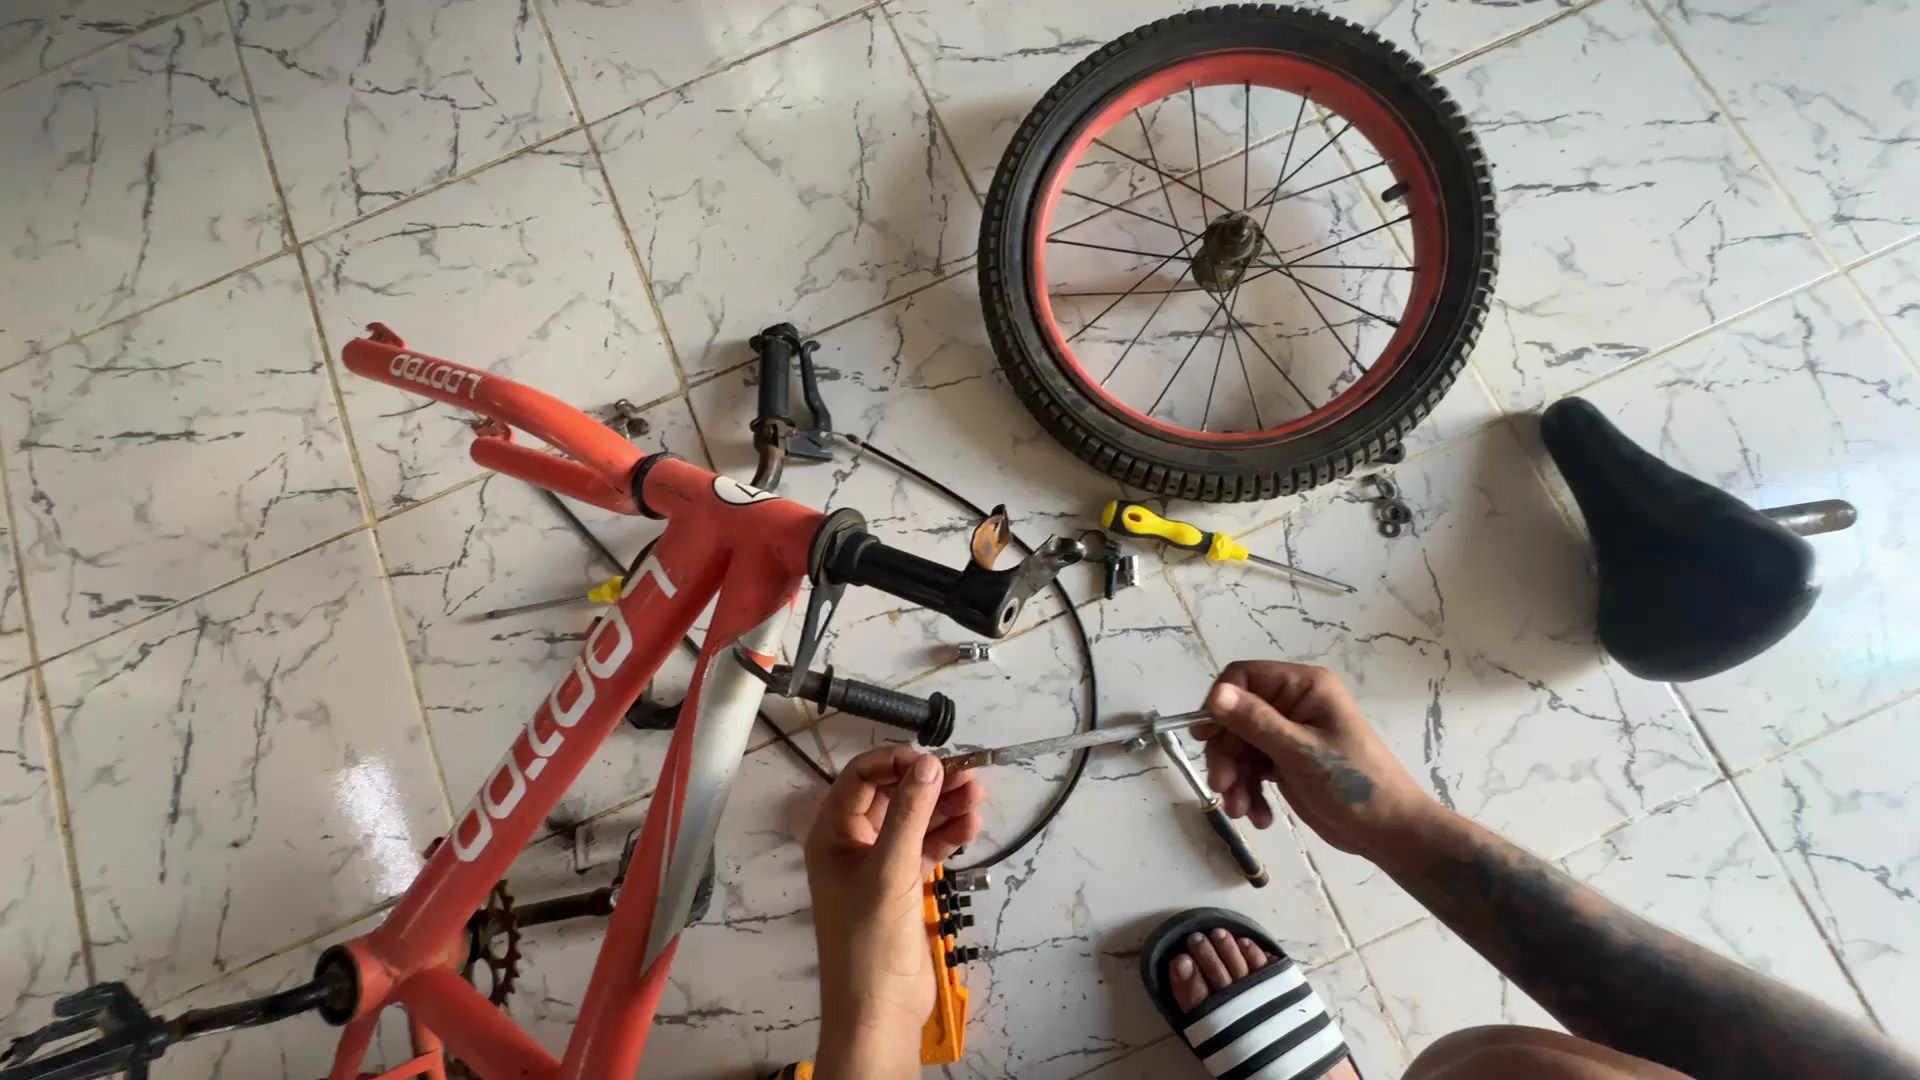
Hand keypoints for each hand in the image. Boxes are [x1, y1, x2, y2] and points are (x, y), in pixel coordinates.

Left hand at [805, 747, 983, 1072]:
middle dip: (928, 783)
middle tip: (967, 774)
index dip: (896, 762)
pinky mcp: (903, 882)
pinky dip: (947, 834)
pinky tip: (971, 825)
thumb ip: (911, 812)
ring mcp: (880, 862)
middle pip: (893, 795)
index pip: (862, 776)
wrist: (880, 1011)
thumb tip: (930, 763)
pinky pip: (926, 845)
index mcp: (833, 831)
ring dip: (944, 806)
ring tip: (978, 795)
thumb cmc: (871, 936)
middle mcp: (853, 840)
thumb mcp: (890, 867)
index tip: (933, 760)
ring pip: (914, 818)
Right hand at [1198, 661, 1441, 858]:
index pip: (1243, 678)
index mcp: (1303, 687)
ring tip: (1242, 810)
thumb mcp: (1301, 753)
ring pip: (1238, 746)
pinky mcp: (1284, 760)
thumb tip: (1215, 694)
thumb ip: (1255, 722)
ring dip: (1235, 778)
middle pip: (1235, 717)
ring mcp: (1288, 733)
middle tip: (1222, 786)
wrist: (1391, 835)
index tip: (1206, 736)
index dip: (1220, 704)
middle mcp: (1292, 703)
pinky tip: (1257, 814)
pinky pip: (1250, 767)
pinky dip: (1248, 790)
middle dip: (1226, 754)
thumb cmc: (1355, 786)